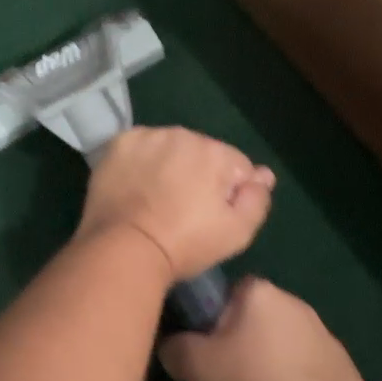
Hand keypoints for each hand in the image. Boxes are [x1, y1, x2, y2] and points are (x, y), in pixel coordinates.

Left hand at [78, 127, 272, 281]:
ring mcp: (147, 136)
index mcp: (215, 152)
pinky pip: (140, 148)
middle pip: (202, 153)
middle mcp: (182, 134)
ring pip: (170, 147)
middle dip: (199, 174)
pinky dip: (141, 161)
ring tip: (157, 196)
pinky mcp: (118, 143)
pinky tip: (136, 184)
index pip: (237, 166)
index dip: (231, 192)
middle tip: (184, 208)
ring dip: (170, 164)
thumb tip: (263, 175)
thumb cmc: (185, 243)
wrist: (124, 246)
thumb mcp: (237, 232)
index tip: (213, 215)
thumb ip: (256, 199)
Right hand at [159, 278, 371, 380]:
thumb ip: (174, 347)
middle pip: (258, 318)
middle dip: (244, 343)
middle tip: (227, 378)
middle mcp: (297, 304)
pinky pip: (311, 374)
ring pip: (285, 346)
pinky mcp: (349, 373)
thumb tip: (173, 348)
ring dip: (272, 366)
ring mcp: (328, 339)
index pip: (229, 292)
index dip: (215, 319)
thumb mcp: (193, 365)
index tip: (208, 349)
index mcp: (260, 292)